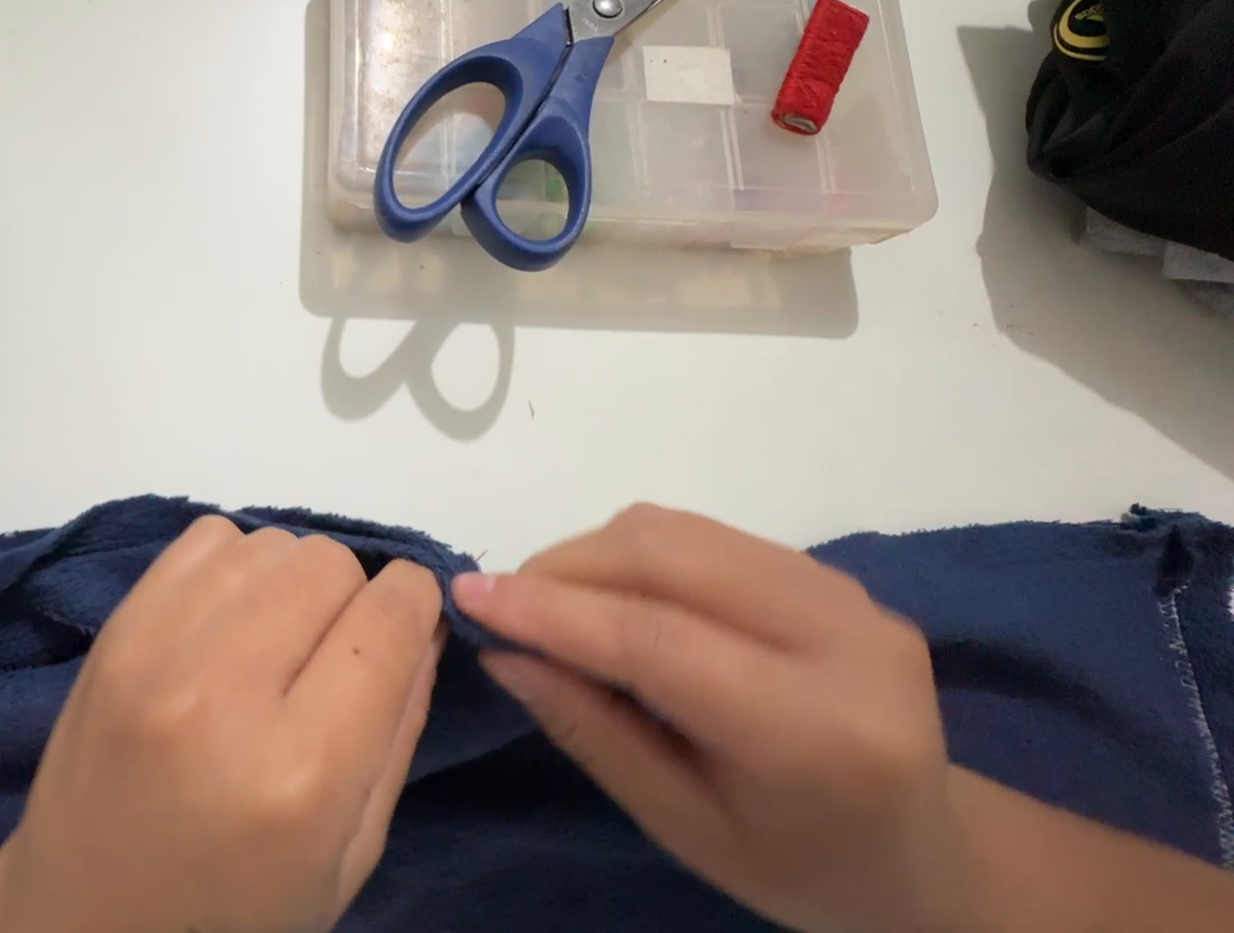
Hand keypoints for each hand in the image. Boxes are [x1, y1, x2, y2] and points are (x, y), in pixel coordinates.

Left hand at [0, 516, 444, 932]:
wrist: (82, 912)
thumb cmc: (234, 907)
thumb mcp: (350, 853)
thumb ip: (401, 725)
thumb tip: (421, 621)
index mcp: (300, 773)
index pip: (388, 619)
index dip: (414, 603)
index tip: (406, 618)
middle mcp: (225, 694)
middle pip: (328, 563)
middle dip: (352, 596)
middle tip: (330, 650)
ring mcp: (157, 649)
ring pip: (270, 543)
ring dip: (292, 580)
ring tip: (274, 639)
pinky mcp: (116, 625)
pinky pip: (209, 536)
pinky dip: (236, 564)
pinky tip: (226, 621)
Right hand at [451, 504, 967, 932]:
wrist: (925, 850)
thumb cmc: (794, 864)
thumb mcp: (678, 824)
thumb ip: (588, 727)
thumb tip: (500, 648)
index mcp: (816, 734)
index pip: (656, 640)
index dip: (549, 610)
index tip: (467, 595)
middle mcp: (844, 639)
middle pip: (664, 556)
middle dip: (560, 569)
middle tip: (504, 606)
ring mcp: (842, 591)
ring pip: (674, 528)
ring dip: (589, 554)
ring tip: (555, 606)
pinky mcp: (824, 569)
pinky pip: (697, 531)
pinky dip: (629, 551)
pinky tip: (614, 596)